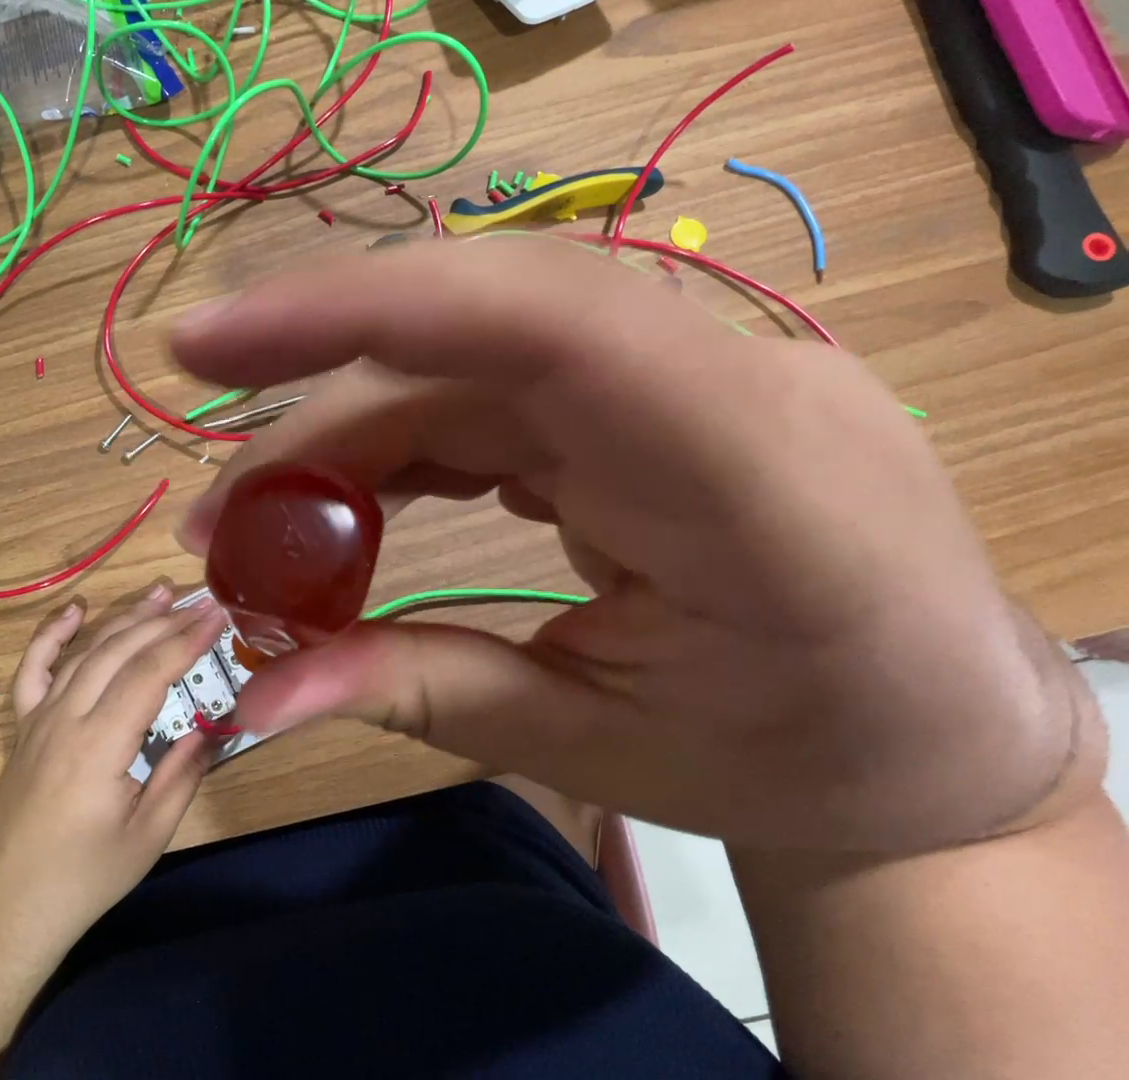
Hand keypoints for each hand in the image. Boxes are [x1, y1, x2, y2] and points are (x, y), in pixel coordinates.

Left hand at [0, 587, 228, 955]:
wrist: (15, 903)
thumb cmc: (88, 876)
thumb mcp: (149, 835)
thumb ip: (182, 774)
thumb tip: (212, 727)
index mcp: (99, 747)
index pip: (147, 675)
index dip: (184, 641)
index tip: (216, 615)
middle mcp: (64, 720)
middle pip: (116, 652)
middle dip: (162, 622)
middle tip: (199, 602)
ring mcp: (37, 719)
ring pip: (83, 653)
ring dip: (121, 619)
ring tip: (159, 595)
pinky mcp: (22, 727)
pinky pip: (32, 669)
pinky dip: (51, 635)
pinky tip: (75, 610)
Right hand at [171, 236, 1105, 853]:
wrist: (928, 732)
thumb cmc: (794, 758)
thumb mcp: (599, 743)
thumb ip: (422, 695)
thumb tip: (252, 700)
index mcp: (757, 480)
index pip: (548, 327)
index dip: (364, 310)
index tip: (208, 348)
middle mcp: (724, 388)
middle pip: (474, 340)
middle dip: (314, 404)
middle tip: (210, 518)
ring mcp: (683, 378)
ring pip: (466, 364)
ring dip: (342, 441)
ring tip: (251, 535)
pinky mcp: (640, 397)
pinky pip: (489, 393)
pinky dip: (393, 451)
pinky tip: (337, 510)